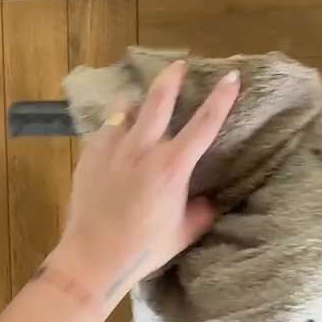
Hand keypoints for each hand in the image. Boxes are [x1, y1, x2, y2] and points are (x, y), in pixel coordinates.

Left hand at [45, 60, 236, 305]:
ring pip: (126, 107)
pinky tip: (117, 139)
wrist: (93, 255)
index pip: (205, 124)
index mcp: (172, 167)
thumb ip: (200, 213)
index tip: (231, 77)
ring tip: (139, 106)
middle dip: (172, 77)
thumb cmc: (142, 249)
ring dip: (137, 103)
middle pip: (160, 98)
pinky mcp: (90, 154)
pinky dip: (116, 127)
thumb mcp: (182, 234)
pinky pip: (106, 129)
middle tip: (179, 65)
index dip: (221, 98)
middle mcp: (143, 149)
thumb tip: (208, 201)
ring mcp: (113, 148)